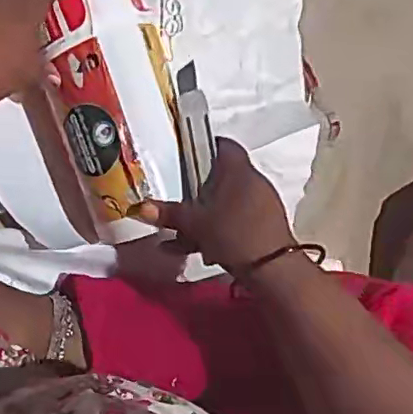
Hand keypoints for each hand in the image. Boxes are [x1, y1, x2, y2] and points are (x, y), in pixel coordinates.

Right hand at [136, 138, 297, 272]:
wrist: (272, 269)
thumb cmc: (231, 233)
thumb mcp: (194, 224)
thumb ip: (168, 214)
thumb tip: (140, 208)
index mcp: (237, 170)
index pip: (223, 144)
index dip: (203, 147)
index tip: (184, 158)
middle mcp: (253, 180)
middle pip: (223, 175)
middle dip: (199, 189)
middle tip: (179, 199)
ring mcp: (263, 202)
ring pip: (228, 200)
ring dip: (207, 214)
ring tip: (184, 235)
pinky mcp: (267, 224)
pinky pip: (238, 218)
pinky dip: (220, 229)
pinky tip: (203, 251)